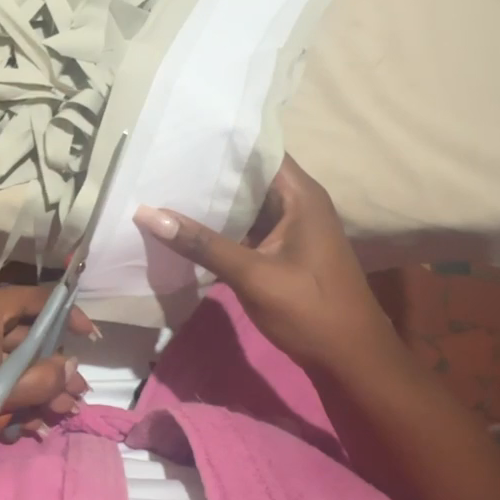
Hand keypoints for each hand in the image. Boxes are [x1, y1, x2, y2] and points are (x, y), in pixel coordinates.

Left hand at [0, 284, 91, 445]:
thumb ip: (41, 379)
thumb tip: (71, 367)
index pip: (39, 299)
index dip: (69, 317)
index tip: (89, 339)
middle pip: (24, 333)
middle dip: (51, 369)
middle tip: (73, 398)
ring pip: (6, 354)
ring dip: (31, 385)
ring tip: (51, 418)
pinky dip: (3, 386)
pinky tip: (21, 420)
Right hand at [132, 156, 400, 374]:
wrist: (352, 362)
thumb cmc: (312, 311)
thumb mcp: (253, 275)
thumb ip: (201, 244)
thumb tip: (147, 213)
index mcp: (301, 196)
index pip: (260, 151)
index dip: (222, 142)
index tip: (180, 137)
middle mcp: (297, 204)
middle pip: (248, 176)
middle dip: (208, 172)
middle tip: (159, 163)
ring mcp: (290, 229)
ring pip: (244, 204)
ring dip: (210, 201)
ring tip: (161, 189)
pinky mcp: (281, 251)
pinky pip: (245, 227)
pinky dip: (218, 227)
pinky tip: (183, 228)